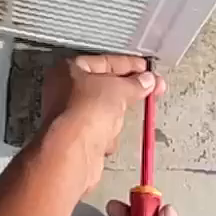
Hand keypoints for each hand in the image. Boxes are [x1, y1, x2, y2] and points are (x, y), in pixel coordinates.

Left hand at [37, 54, 161, 191]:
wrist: (75, 153)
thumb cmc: (85, 112)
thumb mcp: (119, 89)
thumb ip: (135, 83)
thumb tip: (147, 80)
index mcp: (69, 69)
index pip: (105, 61)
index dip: (129, 65)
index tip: (146, 69)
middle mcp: (65, 90)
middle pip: (104, 86)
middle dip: (127, 90)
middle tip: (151, 88)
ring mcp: (70, 116)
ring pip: (103, 110)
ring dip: (116, 114)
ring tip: (122, 116)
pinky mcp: (77, 140)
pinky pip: (100, 132)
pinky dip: (108, 134)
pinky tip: (110, 137)